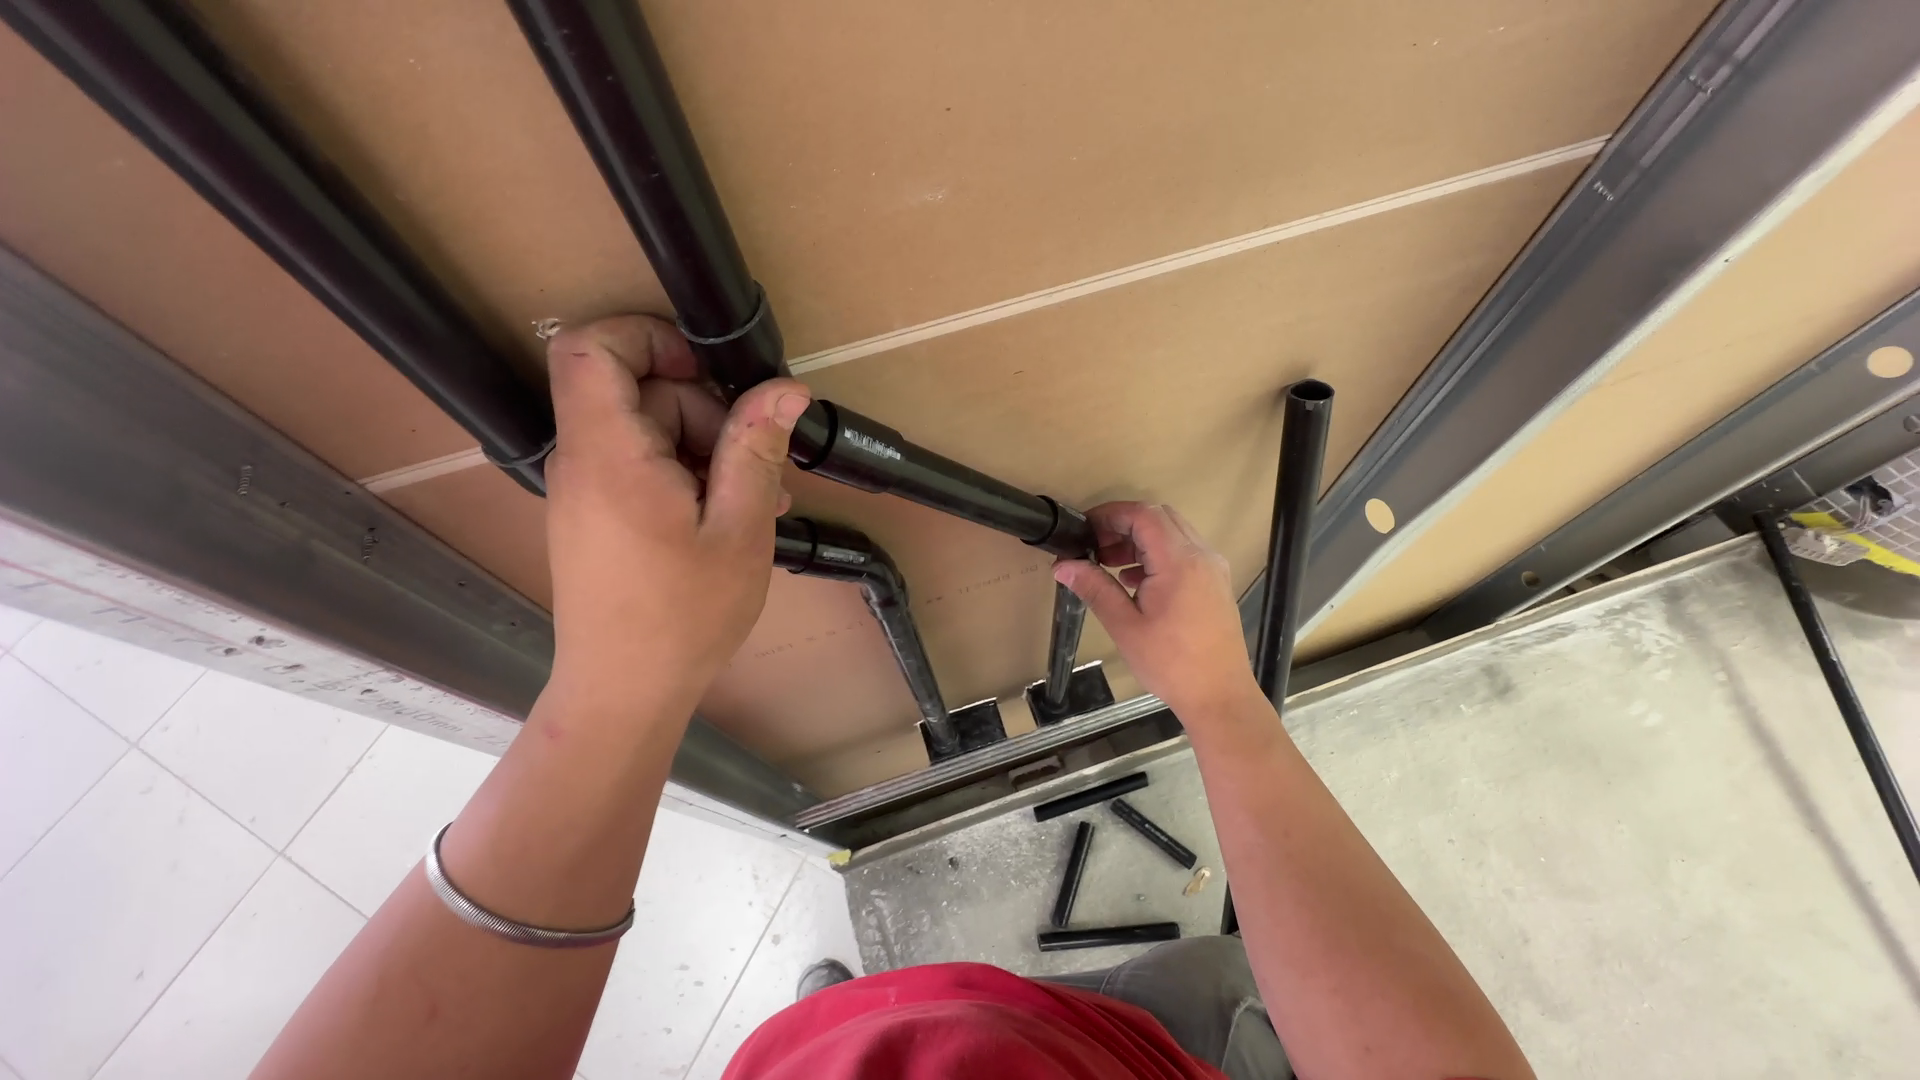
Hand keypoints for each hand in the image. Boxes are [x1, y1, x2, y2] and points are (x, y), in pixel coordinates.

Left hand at [542, 315, 810, 707]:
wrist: (625, 691)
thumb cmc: (683, 615)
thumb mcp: (739, 527)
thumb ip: (756, 447)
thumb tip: (786, 388)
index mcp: (609, 454)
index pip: (590, 348)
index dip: (647, 336)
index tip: (707, 371)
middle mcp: (582, 462)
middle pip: (636, 393)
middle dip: (704, 413)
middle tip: (754, 467)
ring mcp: (584, 491)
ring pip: (646, 433)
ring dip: (705, 451)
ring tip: (755, 502)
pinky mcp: (593, 517)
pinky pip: (639, 469)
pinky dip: (685, 477)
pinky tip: (729, 518)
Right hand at [1053, 502, 1261, 718]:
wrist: (1219, 695)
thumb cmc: (1171, 664)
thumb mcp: (1124, 625)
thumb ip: (1094, 588)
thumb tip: (1063, 566)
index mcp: (1179, 561)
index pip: (1143, 515)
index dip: (1110, 514)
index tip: (1085, 528)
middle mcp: (1201, 556)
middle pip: (1160, 518)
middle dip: (1123, 525)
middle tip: (1095, 546)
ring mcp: (1212, 569)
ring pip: (1173, 534)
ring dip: (1140, 540)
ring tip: (1109, 564)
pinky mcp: (1215, 584)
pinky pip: (1184, 553)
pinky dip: (1157, 555)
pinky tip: (1135, 582)